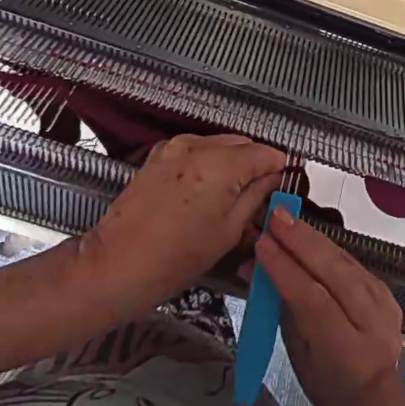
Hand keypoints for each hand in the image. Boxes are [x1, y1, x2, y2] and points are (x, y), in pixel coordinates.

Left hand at [81, 134, 285, 313]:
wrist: (120, 262)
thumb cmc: (172, 256)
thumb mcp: (229, 230)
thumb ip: (256, 196)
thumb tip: (273, 179)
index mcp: (219, 164)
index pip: (266, 152)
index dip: (280, 168)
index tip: (284, 182)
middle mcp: (195, 146)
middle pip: (242, 143)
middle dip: (255, 164)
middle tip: (262, 194)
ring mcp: (173, 147)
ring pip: (218, 145)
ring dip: (231, 163)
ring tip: (231, 198)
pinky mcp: (158, 155)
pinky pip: (195, 150)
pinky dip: (207, 164)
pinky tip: (206, 193)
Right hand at [254, 210, 404, 405]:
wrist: (371, 399)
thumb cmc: (324, 382)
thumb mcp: (296, 350)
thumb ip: (281, 305)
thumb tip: (253, 265)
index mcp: (348, 352)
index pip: (314, 300)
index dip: (286, 269)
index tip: (262, 243)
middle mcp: (373, 326)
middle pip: (335, 273)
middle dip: (301, 242)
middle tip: (274, 218)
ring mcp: (384, 307)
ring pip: (346, 262)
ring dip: (312, 237)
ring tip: (285, 218)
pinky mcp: (386, 293)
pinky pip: (352, 263)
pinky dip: (325, 246)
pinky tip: (306, 233)